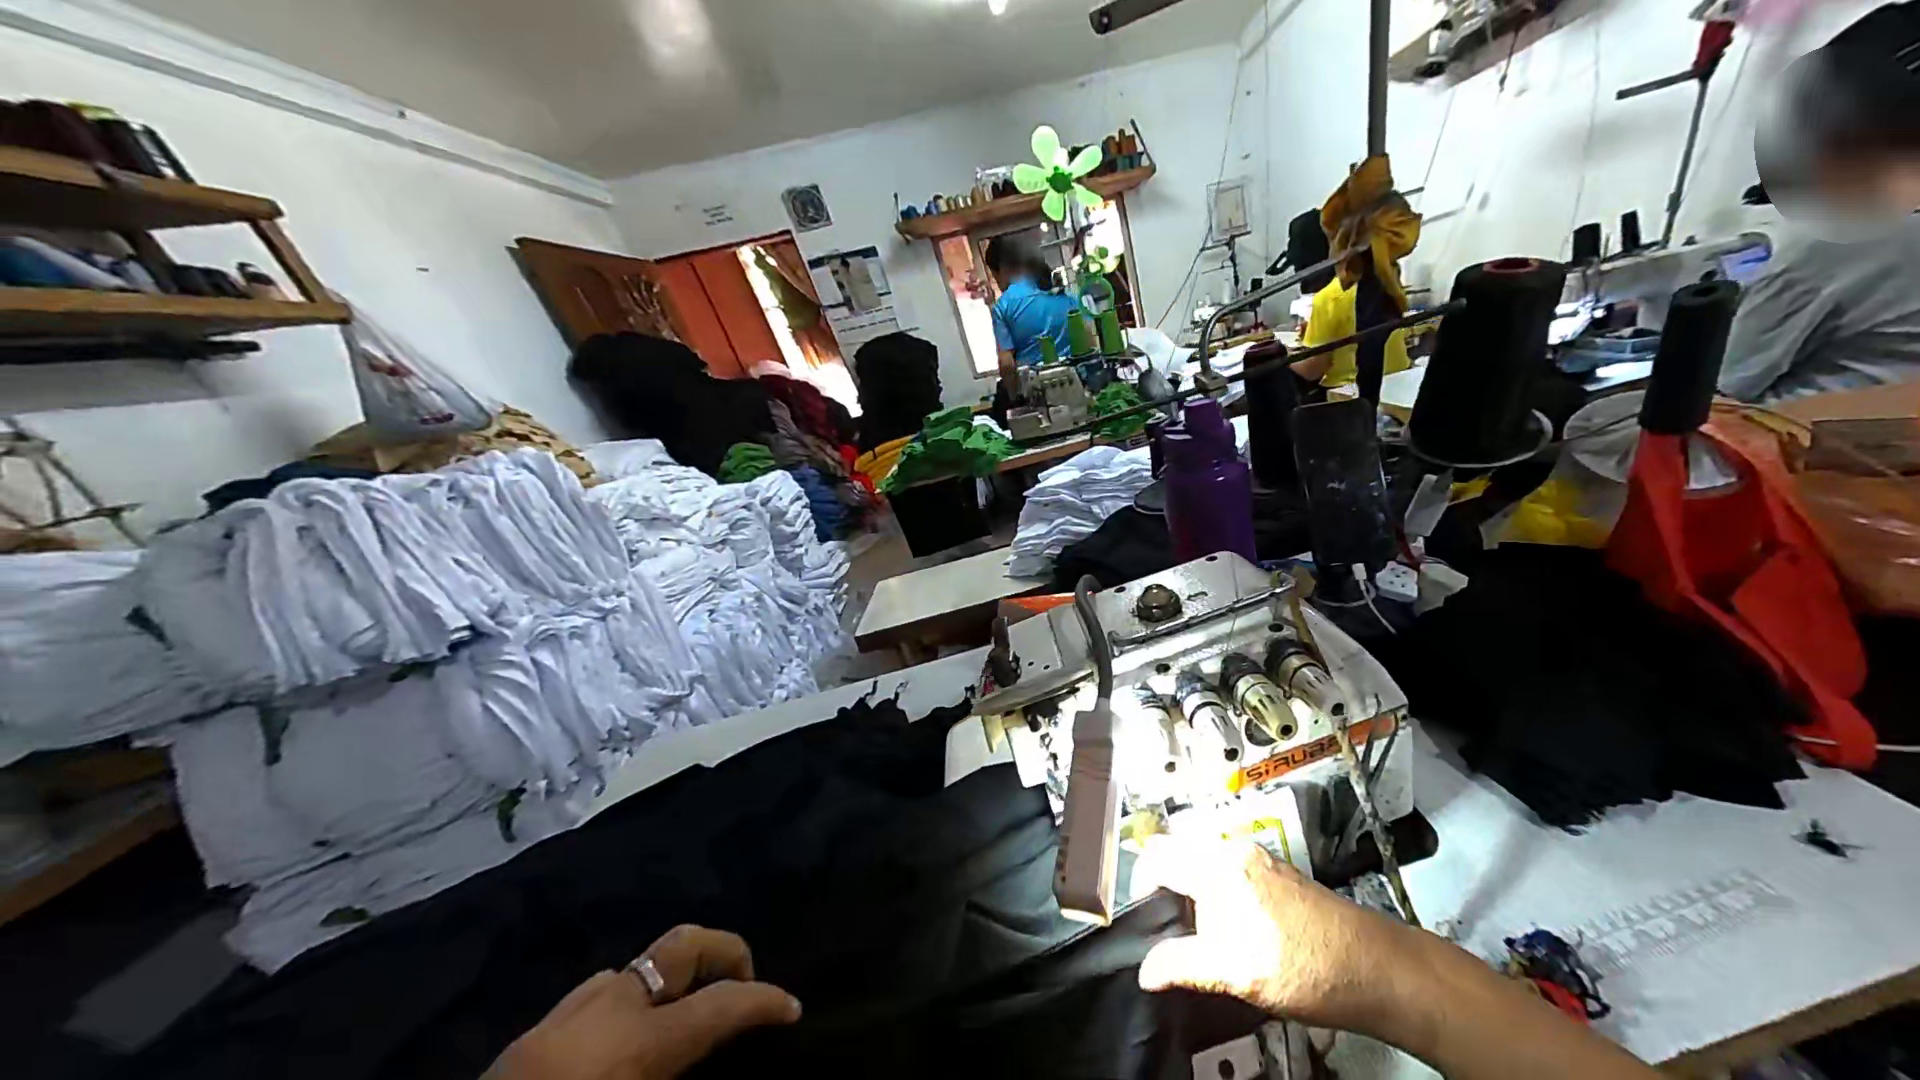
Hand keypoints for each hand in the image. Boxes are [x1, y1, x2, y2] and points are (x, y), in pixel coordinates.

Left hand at [487, 925, 800, 1079]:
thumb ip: (677, 1074)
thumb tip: (714, 1055)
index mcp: (632, 1049)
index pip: (719, 1006)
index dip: (764, 1001)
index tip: (791, 1007)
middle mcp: (603, 1013)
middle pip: (684, 944)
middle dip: (727, 952)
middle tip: (745, 986)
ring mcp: (564, 1015)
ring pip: (639, 964)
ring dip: (677, 979)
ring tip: (689, 1019)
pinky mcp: (532, 1033)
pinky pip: (601, 993)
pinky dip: (633, 1001)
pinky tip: (627, 1042)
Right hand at [1134, 838, 1410, 1035]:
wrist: (1380, 970)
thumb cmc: (1311, 968)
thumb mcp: (1238, 974)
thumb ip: (1184, 966)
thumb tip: (1146, 972)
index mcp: (1220, 865)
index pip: (1157, 856)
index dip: (1141, 885)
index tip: (1145, 917)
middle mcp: (1235, 849)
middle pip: (1178, 854)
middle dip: (1167, 888)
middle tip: (1172, 929)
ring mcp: (1257, 857)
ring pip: (1202, 861)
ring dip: (1193, 891)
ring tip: (1204, 935)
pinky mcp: (1274, 871)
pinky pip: (1226, 869)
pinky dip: (1218, 892)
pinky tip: (1234, 930)